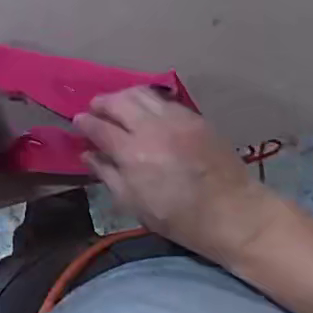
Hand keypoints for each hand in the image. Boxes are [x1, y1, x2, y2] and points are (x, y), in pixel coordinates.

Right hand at [75, 87, 278, 263]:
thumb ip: (107, 174)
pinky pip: (164, 101)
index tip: (78, 122)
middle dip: (102, 103)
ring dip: (123, 97)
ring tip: (118, 105)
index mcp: (132, 153)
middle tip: (95, 110)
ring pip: (141, 94)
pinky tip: (145, 111)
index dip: (85, 122)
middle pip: (118, 102)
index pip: (99, 127)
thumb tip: (88, 154)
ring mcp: (176, 119)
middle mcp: (152, 128)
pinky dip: (148, 101)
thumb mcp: (134, 204)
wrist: (234, 213)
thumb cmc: (179, 218)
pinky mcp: (195, 118)